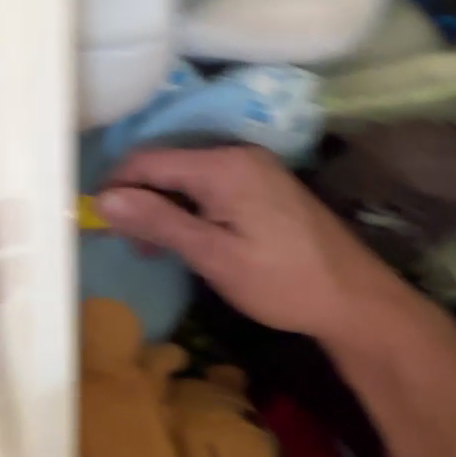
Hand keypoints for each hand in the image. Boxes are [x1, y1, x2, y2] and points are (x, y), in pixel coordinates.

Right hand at [92, 147, 425, 346]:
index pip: (147, 161)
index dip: (116, 188)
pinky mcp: (261, 186)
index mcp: (223, 166)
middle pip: (165, 166)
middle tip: (129, 244)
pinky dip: (186, 209)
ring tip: (151, 249)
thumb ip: (158, 222)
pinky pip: (207, 187)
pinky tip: (184, 240)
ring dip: (161, 208)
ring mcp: (252, 169)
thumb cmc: (281, 281)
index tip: (98, 222)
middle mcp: (236, 155)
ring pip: (184, 178)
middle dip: (138, 200)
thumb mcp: (213, 255)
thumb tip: (105, 199)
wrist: (357, 301)